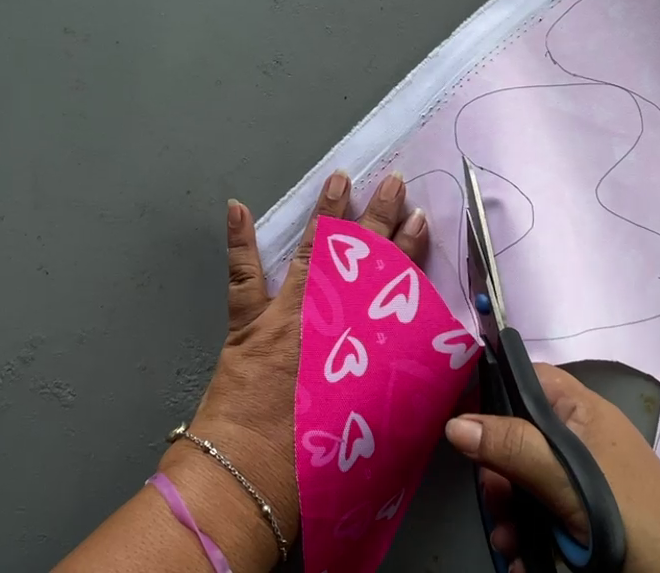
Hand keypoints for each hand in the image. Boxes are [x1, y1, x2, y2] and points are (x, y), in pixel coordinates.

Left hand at [162, 169, 429, 569]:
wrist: (250, 480)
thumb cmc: (317, 465)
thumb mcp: (372, 425)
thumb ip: (395, 389)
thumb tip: (417, 369)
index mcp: (362, 347)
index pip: (392, 286)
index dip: (409, 252)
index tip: (420, 220)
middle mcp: (327, 321)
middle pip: (358, 259)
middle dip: (377, 219)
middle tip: (393, 183)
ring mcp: (284, 317)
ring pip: (308, 254)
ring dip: (325, 215)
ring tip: (339, 178)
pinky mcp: (247, 326)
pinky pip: (243, 277)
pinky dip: (239, 242)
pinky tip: (238, 208)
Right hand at [444, 363, 659, 572]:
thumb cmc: (635, 519)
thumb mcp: (570, 479)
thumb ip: (514, 448)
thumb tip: (455, 423)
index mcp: (581, 412)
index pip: (526, 378)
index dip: (491, 390)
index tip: (458, 418)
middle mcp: (576, 440)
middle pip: (514, 436)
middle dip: (497, 472)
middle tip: (496, 503)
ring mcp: (577, 482)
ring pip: (520, 481)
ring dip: (506, 512)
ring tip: (508, 543)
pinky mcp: (577, 519)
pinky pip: (535, 515)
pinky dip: (523, 536)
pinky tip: (520, 559)